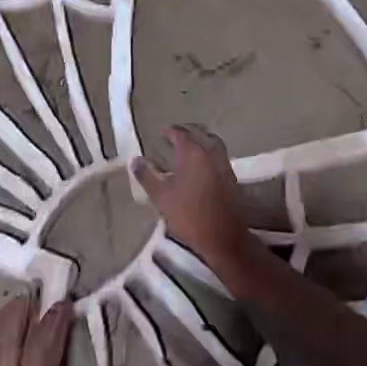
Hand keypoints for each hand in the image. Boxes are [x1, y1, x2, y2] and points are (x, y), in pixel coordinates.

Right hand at [132, 124, 253, 268]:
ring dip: (200, 138)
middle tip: (174, 135)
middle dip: (186, 131)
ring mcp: (224, 163)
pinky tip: (201, 162)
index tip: (162, 132)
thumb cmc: (188, 214)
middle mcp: (211, 152)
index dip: (170, 131)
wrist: (221, 235)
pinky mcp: (231, 175)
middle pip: (199, 132)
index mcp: (193, 153)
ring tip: (187, 145)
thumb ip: (147, 176)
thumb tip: (135, 160)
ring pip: (212, 141)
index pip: (181, 133)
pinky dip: (208, 150)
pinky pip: (219, 153)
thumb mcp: (161, 196)